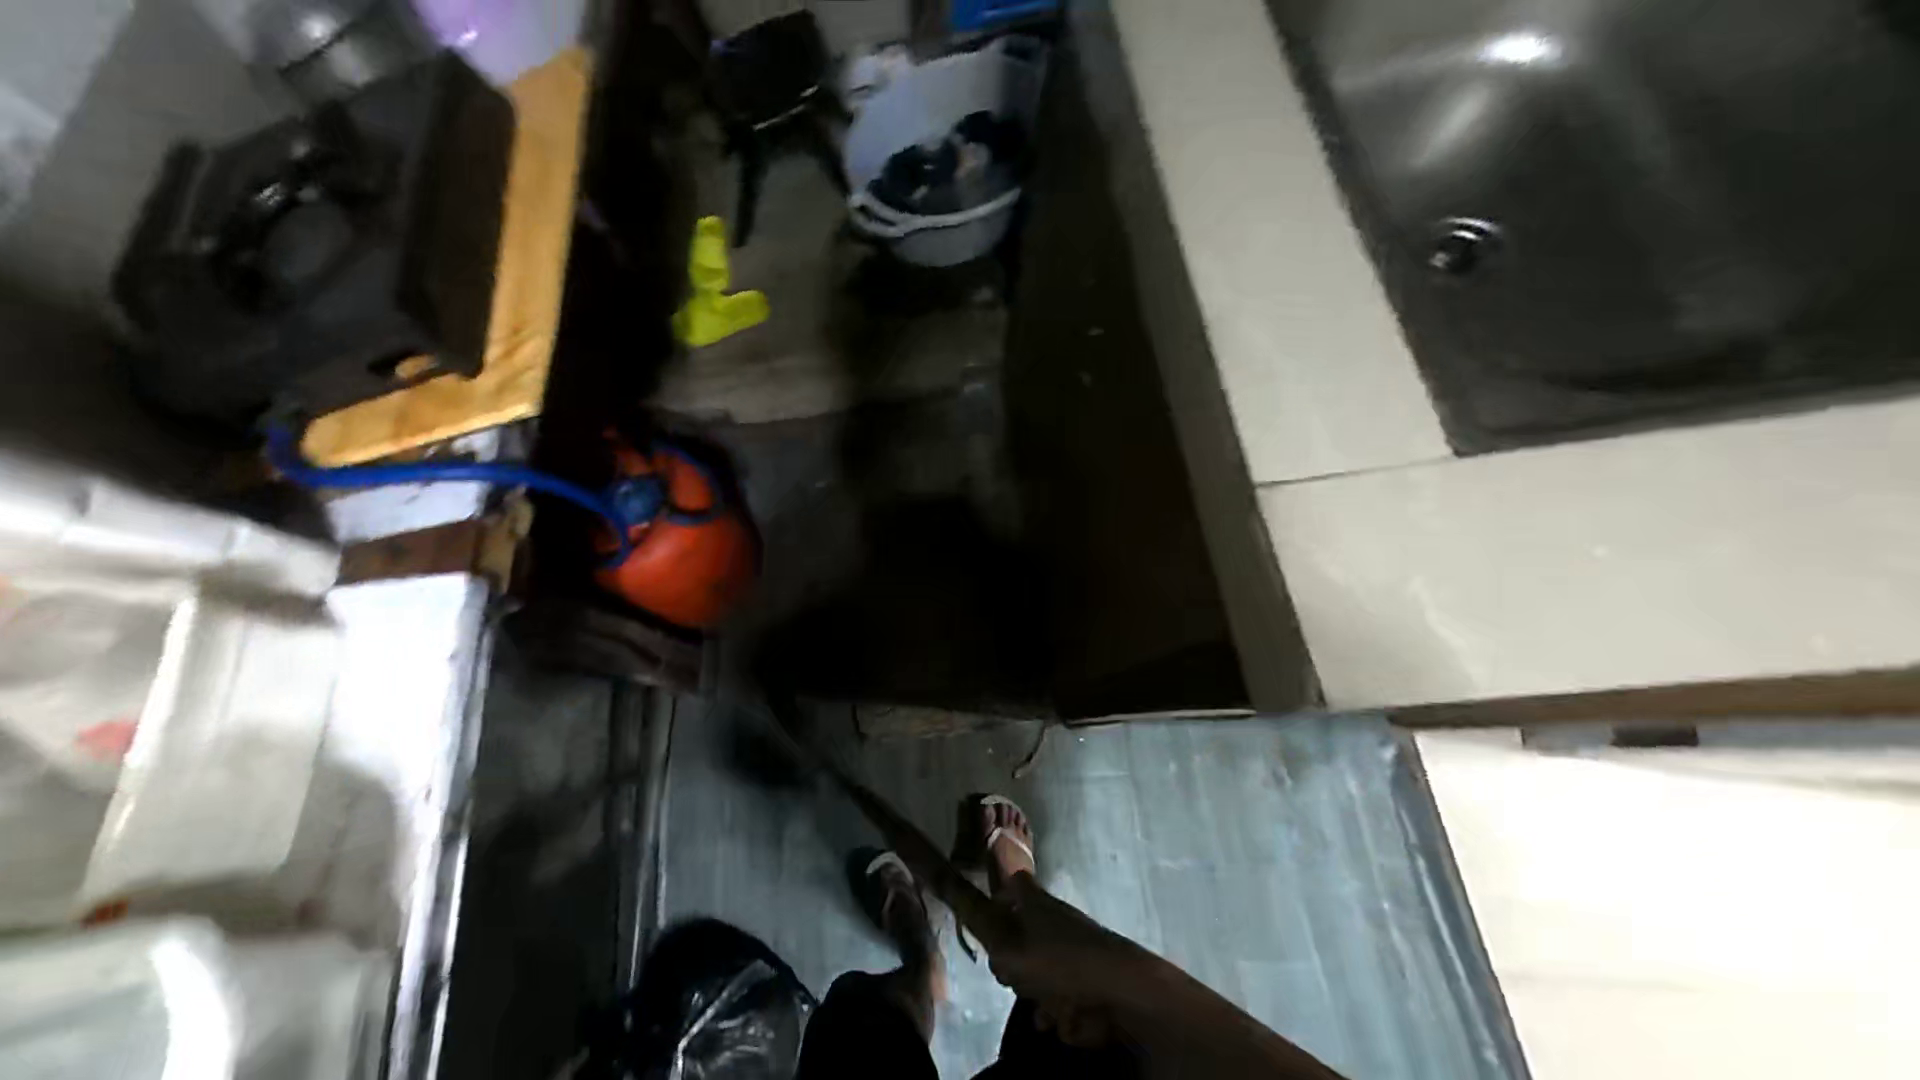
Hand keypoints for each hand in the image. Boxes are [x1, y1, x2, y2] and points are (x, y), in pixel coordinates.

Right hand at [983, 874, 1161, 1045]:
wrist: (1122, 990)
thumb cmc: (1059, 962)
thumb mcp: (1008, 950)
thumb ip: (986, 937)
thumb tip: (966, 911)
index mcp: (1036, 902)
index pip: (1015, 882)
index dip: (1000, 894)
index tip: (990, 917)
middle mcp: (1057, 917)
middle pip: (1026, 930)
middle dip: (1014, 959)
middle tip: (1011, 977)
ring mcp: (1078, 945)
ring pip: (1045, 965)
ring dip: (1038, 989)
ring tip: (1040, 1010)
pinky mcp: (1095, 973)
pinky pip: (1068, 988)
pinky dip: (1063, 1006)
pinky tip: (1064, 1021)